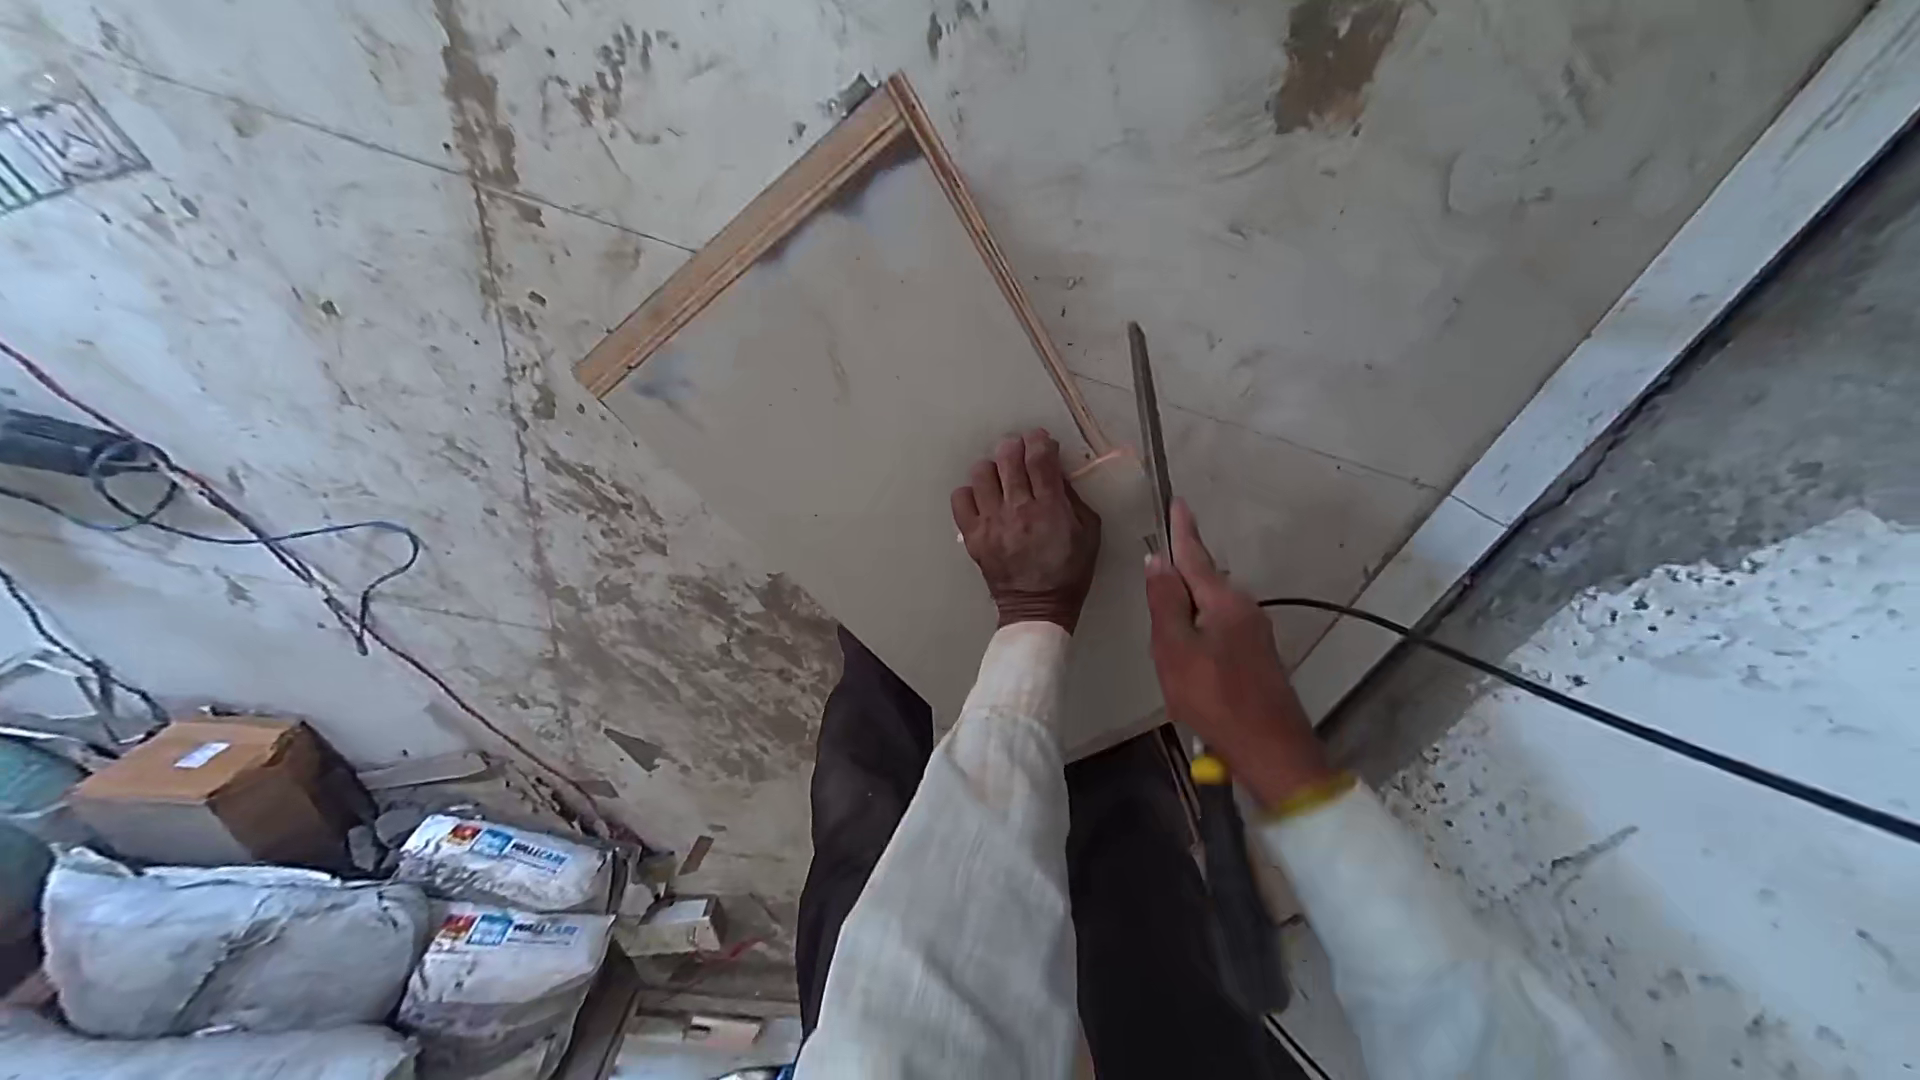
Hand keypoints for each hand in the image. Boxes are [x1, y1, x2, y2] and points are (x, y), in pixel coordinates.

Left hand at [951, 429, 1101, 632]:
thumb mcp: (1089, 533)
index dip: (1040, 441)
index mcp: (1049, 508)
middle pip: (1007, 456)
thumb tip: (1057, 473)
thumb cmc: (1068, 573)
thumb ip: (1074, 499)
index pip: (1039, 457)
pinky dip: (971, 493)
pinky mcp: (972, 535)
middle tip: (1021, 455)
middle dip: (1016, 447)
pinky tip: (984, 500)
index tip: (1041, 440)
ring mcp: (991, 522)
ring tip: (1001, 479)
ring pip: (981, 472)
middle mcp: (1017, 510)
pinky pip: (960, 498)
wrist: (1036, 607)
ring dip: (993, 468)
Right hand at [1144, 498, 1333, 805]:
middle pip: (1203, 582)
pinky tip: (1187, 655)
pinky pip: (1218, 628)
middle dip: (1178, 577)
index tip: (1178, 502)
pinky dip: (1198, 630)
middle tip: (1152, 582)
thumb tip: (1158, 560)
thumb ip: (1165, 603)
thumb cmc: (1213, 697)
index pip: (1196, 556)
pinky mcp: (1256, 656)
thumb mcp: (1175, 649)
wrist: (1270, 750)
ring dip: (1186, 609)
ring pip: (1210, 608)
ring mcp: (1254, 633)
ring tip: (1163, 631)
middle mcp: (1244, 609)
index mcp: (1224, 602)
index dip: (1183, 530)